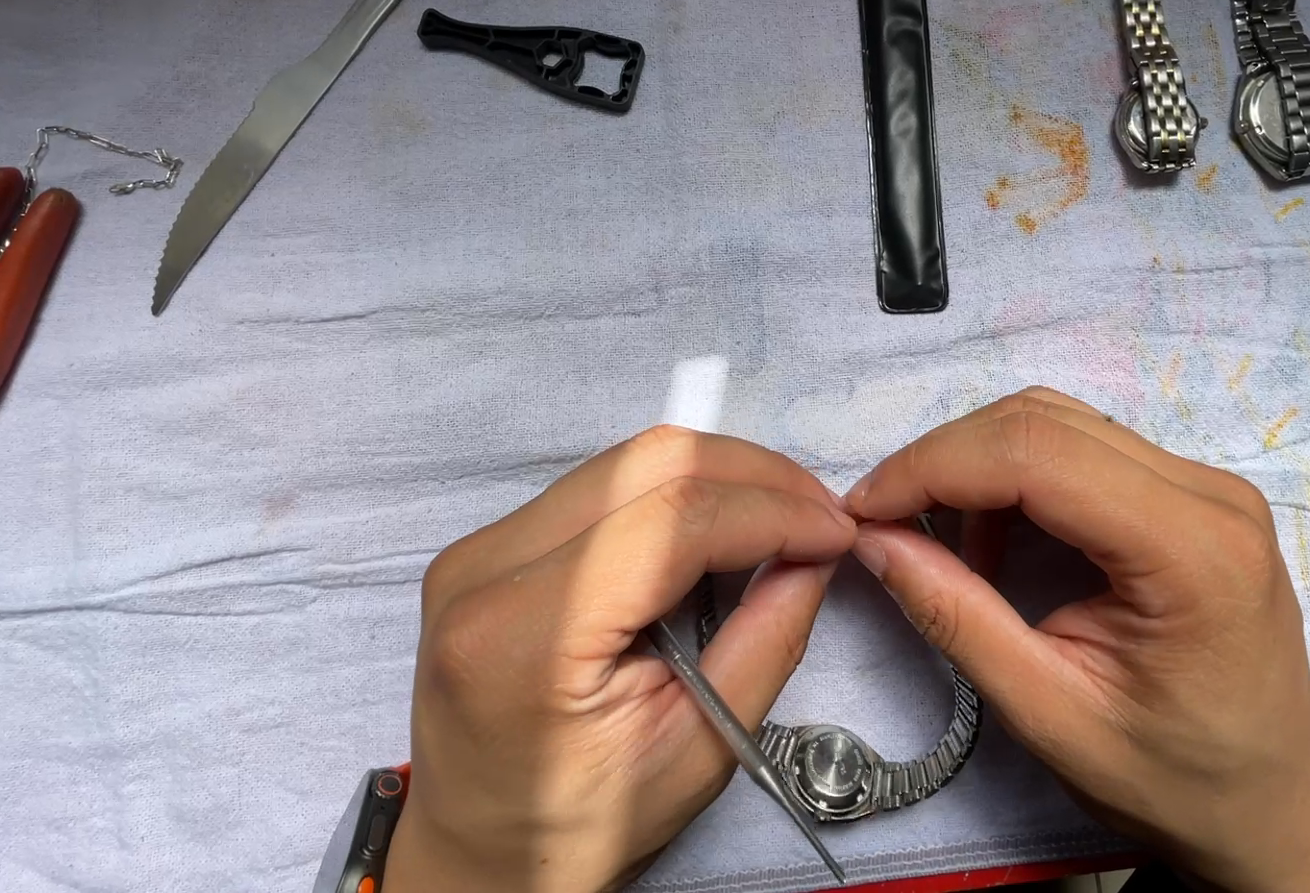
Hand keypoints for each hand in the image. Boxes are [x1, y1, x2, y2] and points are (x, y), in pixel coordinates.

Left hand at [386, 426, 856, 891]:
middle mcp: (488, 565)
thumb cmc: (580, 826)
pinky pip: (606, 482)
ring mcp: (482, 544)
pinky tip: (719, 524)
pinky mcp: (492, 540)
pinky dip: (678, 488)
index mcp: (527, 634)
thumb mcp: (697, 752)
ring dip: (720, 473)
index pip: (672, 522)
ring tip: (780, 515)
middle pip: (649, 462)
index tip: (836, 530)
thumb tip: (816, 551)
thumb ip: (765, 641)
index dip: (771, 511)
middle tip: (816, 513)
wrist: (472, 851)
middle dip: (754, 473)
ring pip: (630, 458)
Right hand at [845, 389, 1309, 892]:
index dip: (932, 467)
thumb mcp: (1048, 716)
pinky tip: (992, 532)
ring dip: (972, 461)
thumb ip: (955, 618)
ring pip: (1052, 419)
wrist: (1273, 811)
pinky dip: (1008, 472)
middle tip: (885, 517)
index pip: (1033, 455)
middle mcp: (1206, 492)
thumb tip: (873, 538)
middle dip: (942, 459)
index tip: (864, 508)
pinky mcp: (1185, 488)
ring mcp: (1202, 482)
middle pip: (1038, 421)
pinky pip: (1074, 443)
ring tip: (934, 529)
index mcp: (1189, 551)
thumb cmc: (1171, 782)